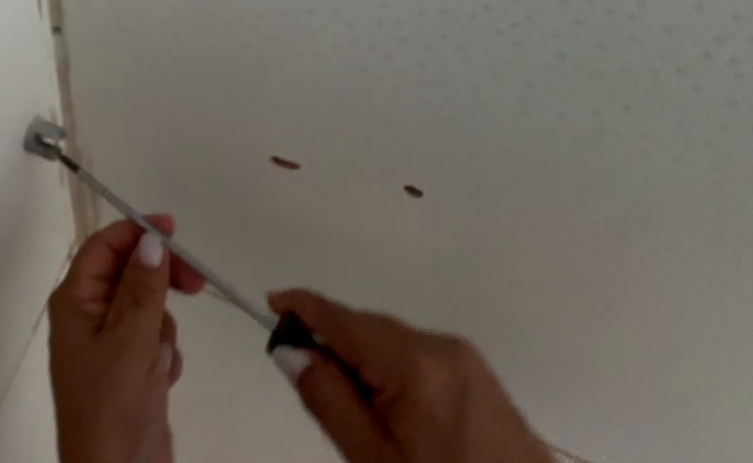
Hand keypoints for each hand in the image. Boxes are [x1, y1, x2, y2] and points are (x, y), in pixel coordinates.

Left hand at [47, 216, 207, 462]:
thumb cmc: (113, 404)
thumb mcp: (130, 339)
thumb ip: (143, 287)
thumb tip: (150, 238)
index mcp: (74, 300)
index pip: (104, 247)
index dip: (136, 231)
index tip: (173, 228)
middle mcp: (87, 315)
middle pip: (129, 273)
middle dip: (160, 280)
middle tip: (194, 284)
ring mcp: (108, 344)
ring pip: (146, 308)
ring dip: (161, 329)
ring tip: (157, 361)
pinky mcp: (128, 370)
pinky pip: (154, 341)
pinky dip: (163, 355)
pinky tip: (161, 380)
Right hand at [268, 289, 549, 462]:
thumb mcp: (373, 457)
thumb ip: (326, 397)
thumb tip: (291, 349)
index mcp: (415, 360)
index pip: (341, 318)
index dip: (301, 306)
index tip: (269, 304)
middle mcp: (444, 345)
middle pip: (365, 328)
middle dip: (333, 346)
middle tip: (311, 384)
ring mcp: (469, 361)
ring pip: (391, 342)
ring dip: (363, 361)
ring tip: (359, 413)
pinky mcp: (483, 379)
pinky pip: (418, 357)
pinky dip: (393, 371)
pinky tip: (392, 412)